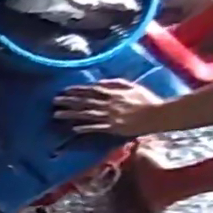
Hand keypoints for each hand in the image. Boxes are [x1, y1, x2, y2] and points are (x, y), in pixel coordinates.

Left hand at [53, 79, 169, 135]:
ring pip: (86, 114)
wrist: (158, 114)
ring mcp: (110, 116)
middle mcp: (109, 104)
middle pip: (85, 101)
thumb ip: (116, 83)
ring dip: (71, 114)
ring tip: (56, 114)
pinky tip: (73, 129)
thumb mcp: (132, 86)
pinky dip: (85, 128)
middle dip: (68, 101)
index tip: (64, 90)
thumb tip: (99, 83)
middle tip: (54, 100)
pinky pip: (96, 128)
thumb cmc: (147, 100)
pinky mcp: (113, 128)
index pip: (91, 90)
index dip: (77, 90)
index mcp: (114, 93)